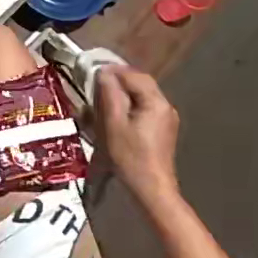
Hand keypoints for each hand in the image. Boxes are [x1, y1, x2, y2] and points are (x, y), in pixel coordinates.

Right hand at [93, 65, 180, 206]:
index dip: (112, 70)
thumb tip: (104, 72)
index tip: (91, 71)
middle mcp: (165, 106)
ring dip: (124, 91)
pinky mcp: (162, 129)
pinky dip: (130, 103)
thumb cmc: (129, 155)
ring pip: (143, 94)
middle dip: (119, 79)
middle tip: (96, 82)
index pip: (133, 75)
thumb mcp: (113, 123)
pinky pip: (145, 106)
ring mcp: (166, 118)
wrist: (151, 187)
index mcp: (155, 102)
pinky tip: (116, 112)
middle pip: (141, 83)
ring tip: (102, 96)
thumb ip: (109, 95)